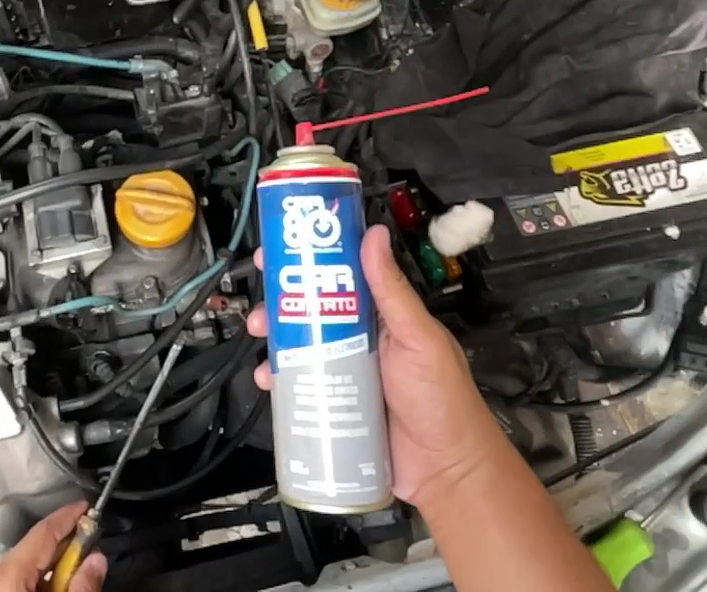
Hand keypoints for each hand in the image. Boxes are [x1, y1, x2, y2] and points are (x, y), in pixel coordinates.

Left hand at [0, 501, 106, 591]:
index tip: (87, 507)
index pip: (43, 531)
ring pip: (21, 565)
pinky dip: (31, 582)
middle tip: (90, 551)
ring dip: (48, 568)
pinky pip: (8, 580)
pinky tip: (47, 591)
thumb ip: (81, 587)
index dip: (69, 516)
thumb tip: (96, 560)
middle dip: (63, 548)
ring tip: (69, 581)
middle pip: (33, 547)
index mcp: (3, 577)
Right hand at [248, 224, 501, 508]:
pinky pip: (298, 385)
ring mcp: (342, 371)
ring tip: (260, 339)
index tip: (278, 250)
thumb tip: (375, 234)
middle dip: (279, 302)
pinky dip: (278, 379)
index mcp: (379, 314)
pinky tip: (268, 380)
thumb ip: (393, 291)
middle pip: (309, 310)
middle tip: (261, 303)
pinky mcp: (332, 403)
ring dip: (273, 338)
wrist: (446, 473)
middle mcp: (357, 338)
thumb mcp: (418, 339)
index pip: (338, 275)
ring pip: (298, 345)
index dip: (307, 261)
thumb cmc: (443, 400)